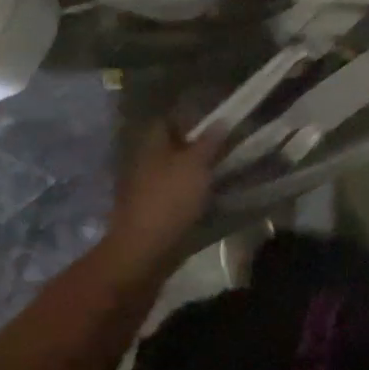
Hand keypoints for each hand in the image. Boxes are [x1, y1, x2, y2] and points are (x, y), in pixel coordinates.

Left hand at [109, 122, 221, 265]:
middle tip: (224, 149)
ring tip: (221, 175)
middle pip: (170, 147)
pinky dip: (189, 195)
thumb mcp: (196, 166)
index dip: (190, 120)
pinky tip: (207, 199)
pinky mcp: (150, 213)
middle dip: (194, 148)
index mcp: (151, 145)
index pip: (167, 121)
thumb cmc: (170, 199)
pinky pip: (173, 196)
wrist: (144, 250)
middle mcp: (144, 162)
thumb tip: (220, 120)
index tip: (215, 124)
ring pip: (172, 173)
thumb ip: (208, 142)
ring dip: (192, 173)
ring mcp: (144, 189)